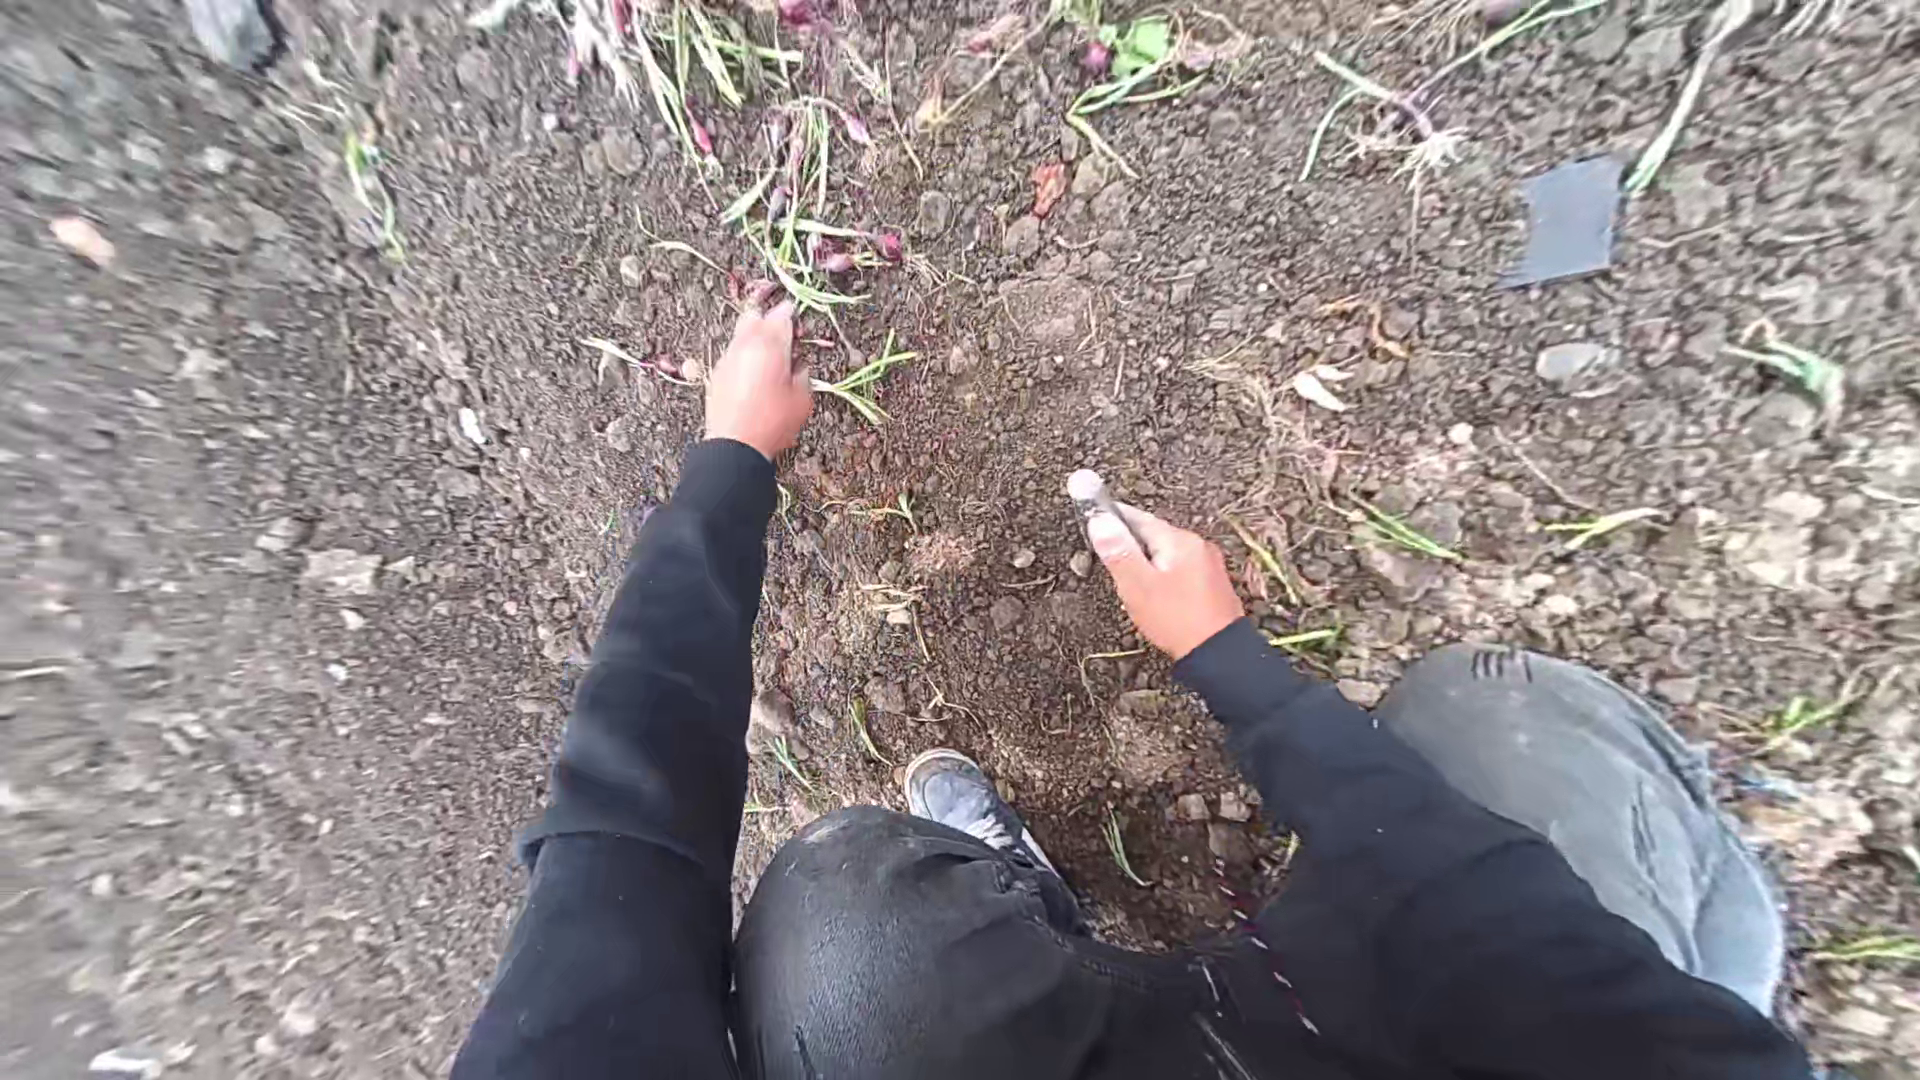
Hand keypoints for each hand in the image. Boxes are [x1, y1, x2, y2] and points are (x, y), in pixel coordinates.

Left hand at [705, 299, 810, 460]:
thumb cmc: (772, 423)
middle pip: (756, 316)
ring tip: (769, 358)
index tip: (799, 326)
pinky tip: (753, 374)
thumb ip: (803, 375)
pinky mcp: (716, 373)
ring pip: (741, 333)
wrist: (736, 445)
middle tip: (783, 337)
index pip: (782, 316)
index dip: (793, 317)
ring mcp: (727, 358)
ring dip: (755, 338)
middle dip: (769, 321)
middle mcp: (745, 345)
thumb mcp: (802, 400)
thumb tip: (798, 367)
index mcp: (770, 346)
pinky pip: (732, 353)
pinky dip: (744, 356)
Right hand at [1087, 503, 1244, 659]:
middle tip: (1108, 551)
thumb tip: (1099, 520)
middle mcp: (1197, 546)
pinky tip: (1155, 591)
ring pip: (1167, 553)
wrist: (1221, 654)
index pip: (1139, 519)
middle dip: (1130, 541)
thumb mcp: (1137, 585)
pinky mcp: (1212, 584)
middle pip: (1154, 535)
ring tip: (1129, 575)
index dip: (1114, 517)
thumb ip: (1118, 551)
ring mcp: (1208, 564)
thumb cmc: (1176, 619)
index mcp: (1178, 541)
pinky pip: (1180, 568)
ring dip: (1147, 559)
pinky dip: (1162, 573)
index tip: (1096, 514)